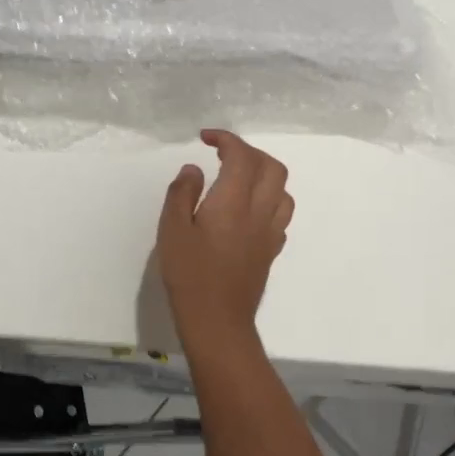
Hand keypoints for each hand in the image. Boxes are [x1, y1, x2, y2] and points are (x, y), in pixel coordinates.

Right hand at [155, 129, 294, 353]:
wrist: (217, 317)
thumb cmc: (188, 271)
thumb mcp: (172, 228)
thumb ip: (182, 193)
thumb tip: (193, 170)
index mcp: (233, 203)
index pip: (242, 158)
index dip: (227, 140)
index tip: (205, 137)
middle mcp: (259, 212)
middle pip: (273, 168)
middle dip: (249, 152)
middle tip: (221, 152)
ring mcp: (270, 232)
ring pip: (283, 190)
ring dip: (263, 174)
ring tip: (237, 176)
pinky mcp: (271, 249)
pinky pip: (280, 213)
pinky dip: (267, 198)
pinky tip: (245, 207)